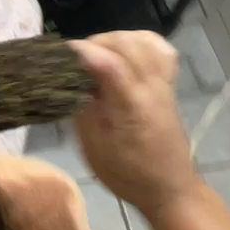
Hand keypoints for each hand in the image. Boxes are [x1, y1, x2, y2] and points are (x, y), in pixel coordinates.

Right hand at [69, 31, 199, 216]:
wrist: (170, 189)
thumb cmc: (128, 175)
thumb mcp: (95, 150)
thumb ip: (83, 111)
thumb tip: (69, 82)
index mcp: (133, 107)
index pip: (110, 64)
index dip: (82, 52)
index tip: (58, 54)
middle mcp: (152, 88)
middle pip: (127, 44)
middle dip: (96, 43)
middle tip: (75, 61)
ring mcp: (164, 84)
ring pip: (144, 40)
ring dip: (116, 40)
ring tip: (97, 56)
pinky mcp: (169, 84)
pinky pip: (160, 49)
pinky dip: (139, 41)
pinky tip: (123, 52)